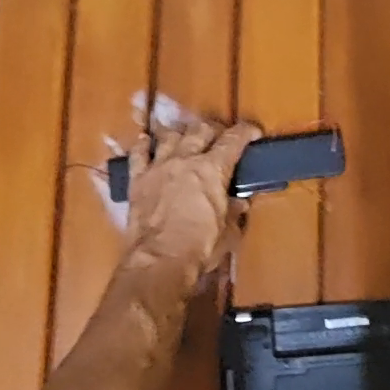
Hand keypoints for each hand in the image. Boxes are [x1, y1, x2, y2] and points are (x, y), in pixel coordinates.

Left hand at [121, 119, 261, 284]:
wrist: (159, 259)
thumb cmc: (200, 247)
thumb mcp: (229, 232)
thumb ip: (235, 212)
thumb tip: (240, 203)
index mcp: (213, 169)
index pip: (232, 140)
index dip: (245, 132)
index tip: (252, 132)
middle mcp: (185, 159)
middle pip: (199, 130)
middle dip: (212, 129)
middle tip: (218, 137)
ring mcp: (158, 167)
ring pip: (169, 136)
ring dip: (180, 133)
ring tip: (185, 138)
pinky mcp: (137, 180)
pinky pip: (138, 154)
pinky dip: (143, 146)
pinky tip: (145, 142)